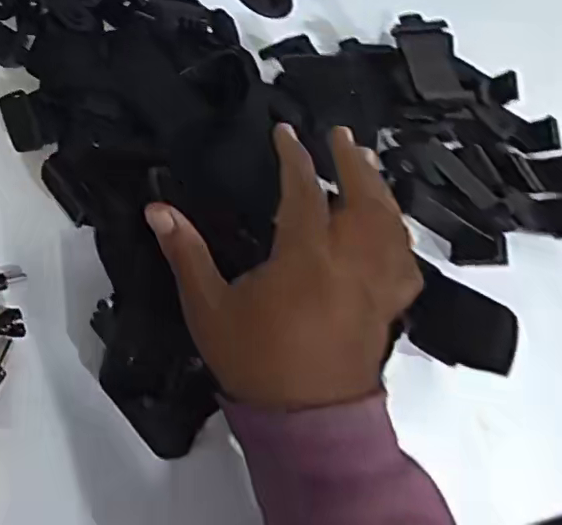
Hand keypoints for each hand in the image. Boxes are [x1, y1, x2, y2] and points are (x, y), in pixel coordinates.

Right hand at [146, 125, 420, 410]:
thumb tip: (157, 209)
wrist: (306, 427)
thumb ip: (185, 252)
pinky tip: (390, 230)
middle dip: (354, 164)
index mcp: (305, 261)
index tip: (286, 134)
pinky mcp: (387, 312)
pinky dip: (398, 238)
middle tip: (342, 136)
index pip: (305, 194)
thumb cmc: (255, 362)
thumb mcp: (207, 305)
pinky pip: (405, 266)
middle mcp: (349, 269)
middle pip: (365, 204)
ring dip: (381, 193)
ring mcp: (375, 292)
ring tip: (370, 167)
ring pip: (392, 231)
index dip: (295, 158)